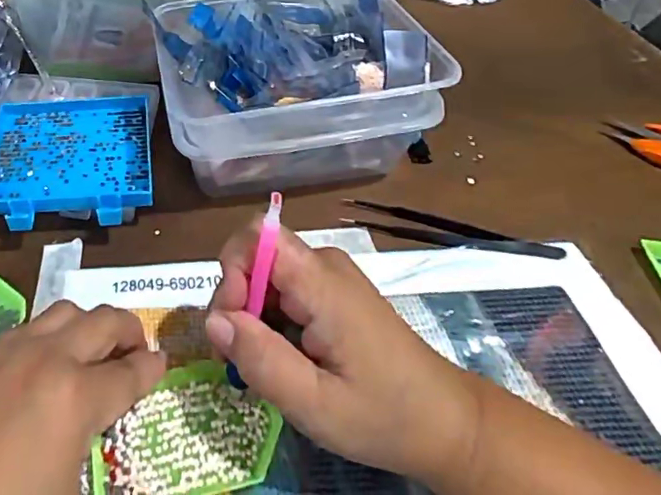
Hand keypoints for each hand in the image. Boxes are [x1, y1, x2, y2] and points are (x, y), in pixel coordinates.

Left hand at [0, 301, 166, 494]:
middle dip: (129, 331)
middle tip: (138, 351)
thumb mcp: (70, 489)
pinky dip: (56, 331)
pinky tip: (52, 359)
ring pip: (67, 311)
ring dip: (90, 324)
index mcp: (76, 396)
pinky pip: (34, 324)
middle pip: (104, 322)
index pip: (130, 374)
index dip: (152, 369)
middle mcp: (50, 358)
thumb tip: (103, 428)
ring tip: (97, 349)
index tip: (163, 364)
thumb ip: (95, 446)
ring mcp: (14, 350)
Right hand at [203, 222, 478, 481]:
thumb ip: (262, 360)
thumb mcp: (316, 405)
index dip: (232, 270)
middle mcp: (323, 263)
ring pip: (265, 275)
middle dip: (236, 303)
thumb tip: (212, 322)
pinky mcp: (333, 290)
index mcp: (321, 281)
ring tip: (265, 367)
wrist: (448, 424)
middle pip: (255, 257)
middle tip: (242, 361)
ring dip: (251, 316)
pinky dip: (270, 319)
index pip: (257, 235)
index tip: (233, 324)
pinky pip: (283, 288)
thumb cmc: (385, 416)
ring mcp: (329, 275)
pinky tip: (284, 358)